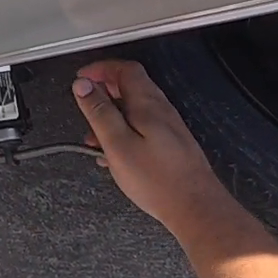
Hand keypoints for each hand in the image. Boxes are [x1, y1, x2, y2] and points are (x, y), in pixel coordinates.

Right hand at [72, 59, 234, 236]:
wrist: (196, 209)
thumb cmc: (156, 179)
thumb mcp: (117, 143)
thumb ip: (98, 111)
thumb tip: (82, 84)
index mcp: (148, 105)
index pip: (125, 69)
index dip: (100, 69)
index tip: (81, 79)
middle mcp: (162, 110)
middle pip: (131, 85)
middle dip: (104, 90)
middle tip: (85, 104)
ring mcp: (169, 127)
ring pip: (135, 108)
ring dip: (111, 114)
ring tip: (94, 137)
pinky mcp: (171, 144)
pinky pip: (142, 126)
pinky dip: (123, 130)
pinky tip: (114, 153)